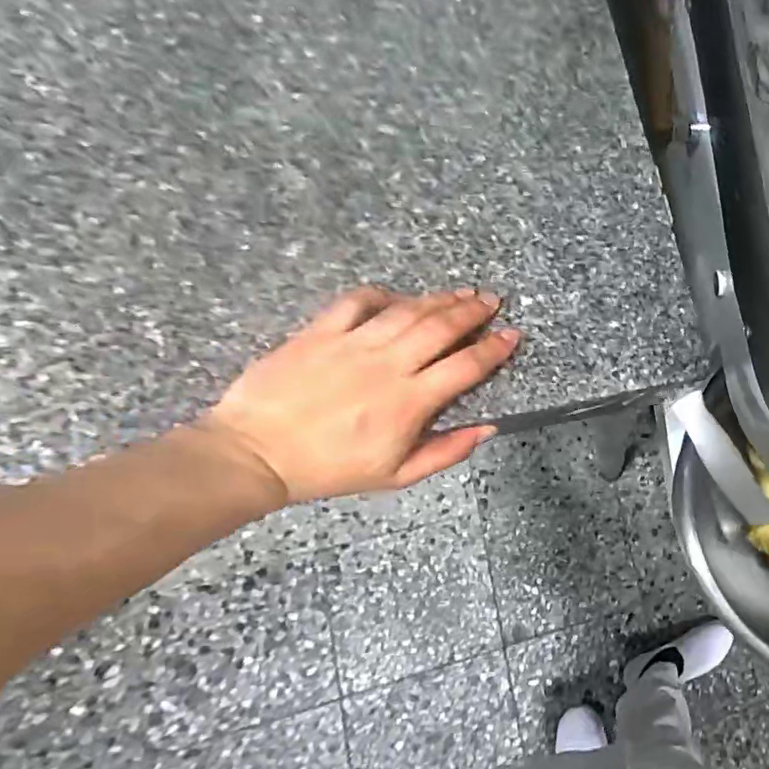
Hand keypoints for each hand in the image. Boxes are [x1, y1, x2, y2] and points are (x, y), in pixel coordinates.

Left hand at [194, 287, 520, 503]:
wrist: (256, 453)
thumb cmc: (332, 469)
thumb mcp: (398, 475)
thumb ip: (447, 452)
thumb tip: (487, 428)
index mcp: (410, 402)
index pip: (465, 366)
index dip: (494, 349)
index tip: (512, 335)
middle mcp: (387, 366)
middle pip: (441, 328)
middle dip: (472, 311)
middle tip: (492, 301)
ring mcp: (352, 344)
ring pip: (407, 310)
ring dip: (439, 299)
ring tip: (461, 292)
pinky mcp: (319, 332)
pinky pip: (357, 301)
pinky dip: (383, 295)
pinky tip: (398, 298)